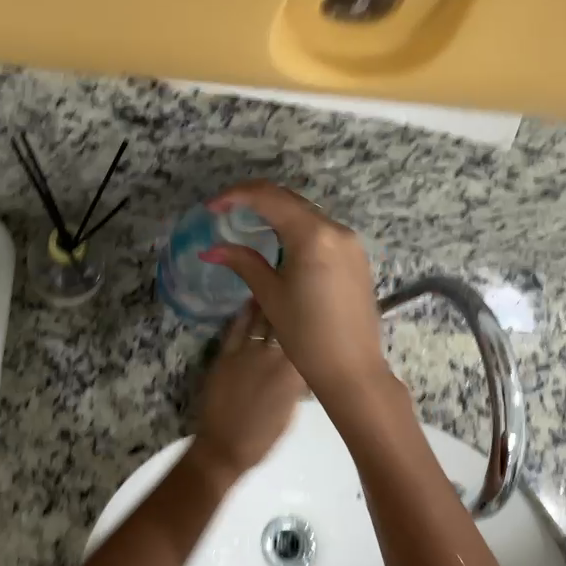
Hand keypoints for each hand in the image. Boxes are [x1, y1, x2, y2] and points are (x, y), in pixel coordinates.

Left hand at [192, 303, 305, 480]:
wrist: (224, 446)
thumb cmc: (263, 437)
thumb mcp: (291, 410)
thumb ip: (296, 383)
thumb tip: (301, 365)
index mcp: (294, 375)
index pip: (309, 341)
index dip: (316, 324)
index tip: (321, 309)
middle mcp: (273, 358)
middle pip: (287, 324)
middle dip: (295, 305)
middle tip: (301, 288)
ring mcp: (247, 353)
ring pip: (263, 320)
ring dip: (270, 302)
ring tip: (277, 284)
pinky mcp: (226, 353)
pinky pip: (237, 327)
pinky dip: (244, 312)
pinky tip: (251, 300)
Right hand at [200, 180, 390, 400]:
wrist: (352, 370)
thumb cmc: (306, 335)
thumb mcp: (270, 294)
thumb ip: (242, 262)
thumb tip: (210, 249)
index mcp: (312, 235)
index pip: (268, 197)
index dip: (235, 196)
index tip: (211, 208)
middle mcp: (335, 229)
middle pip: (288, 199)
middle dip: (253, 199)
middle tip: (224, 211)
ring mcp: (349, 241)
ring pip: (305, 212)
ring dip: (275, 212)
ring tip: (245, 224)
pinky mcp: (356, 256)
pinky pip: (320, 229)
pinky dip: (295, 227)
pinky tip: (277, 242)